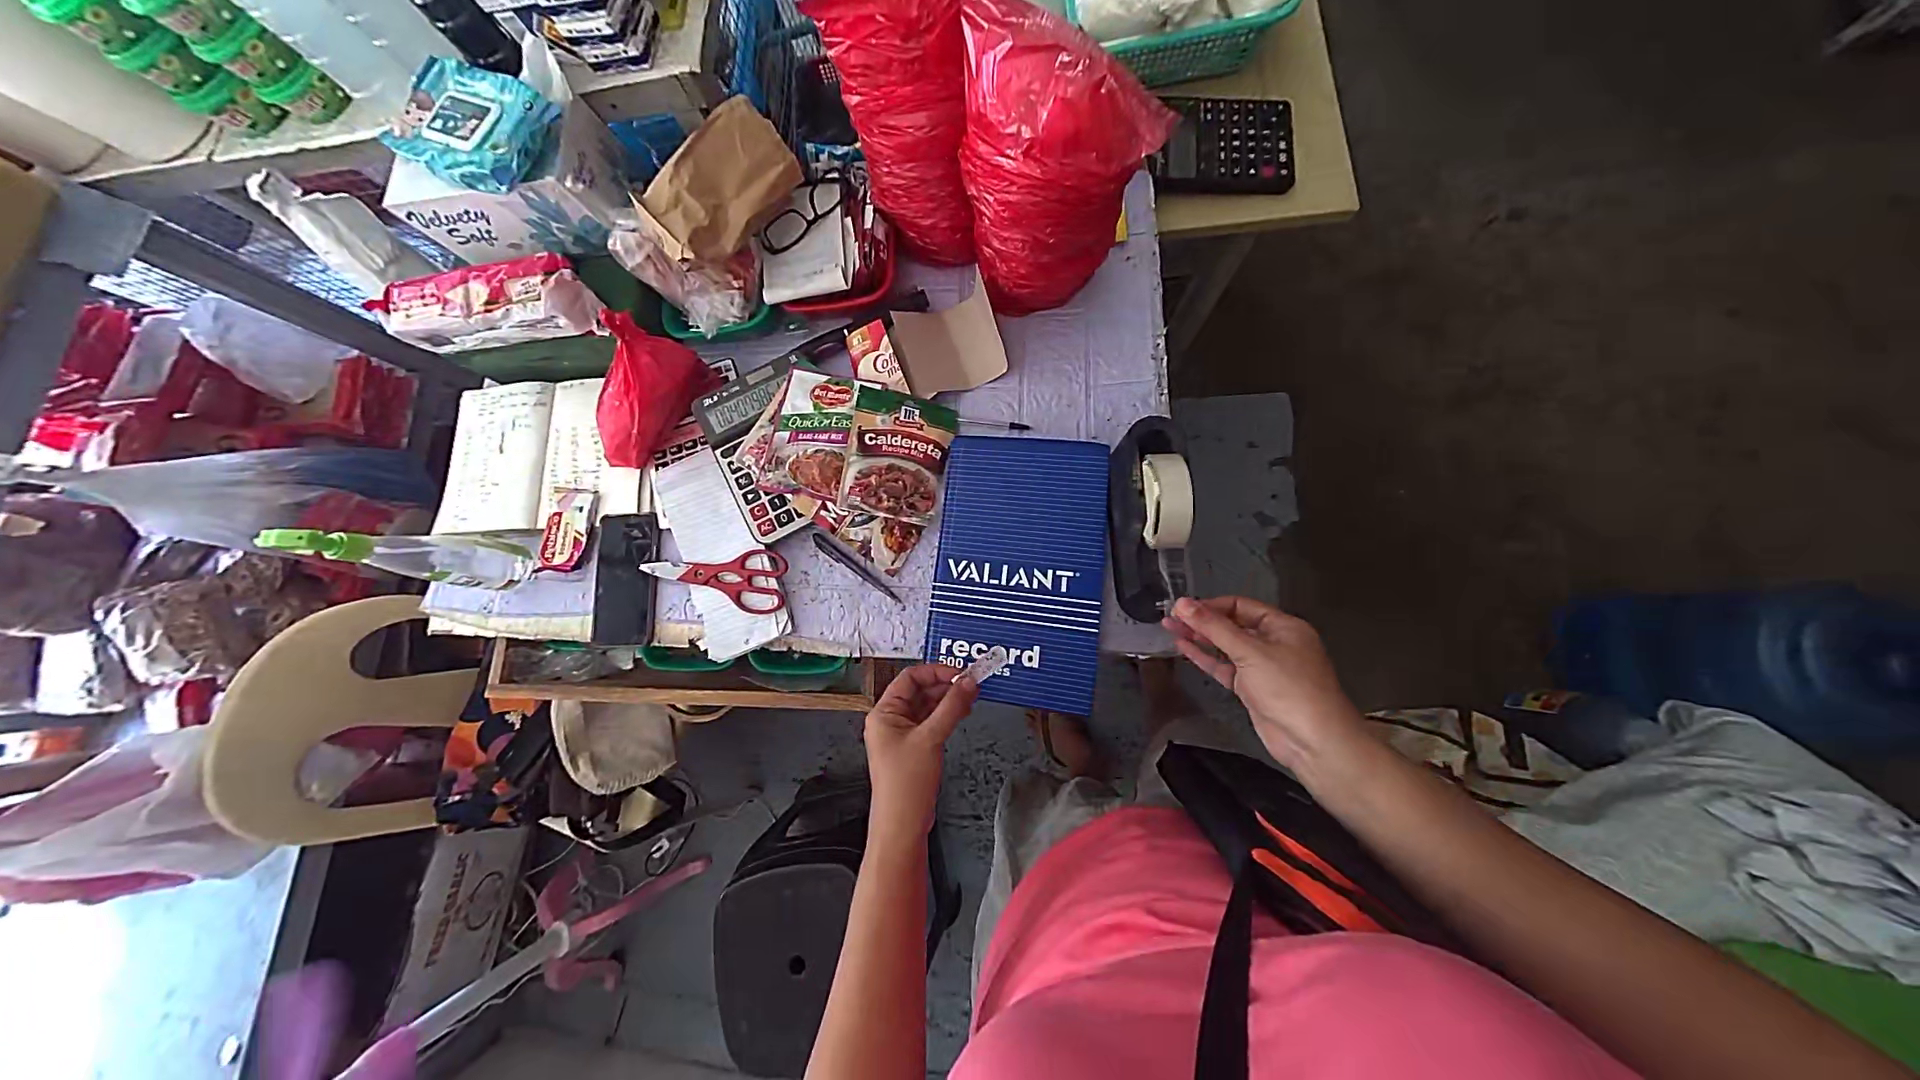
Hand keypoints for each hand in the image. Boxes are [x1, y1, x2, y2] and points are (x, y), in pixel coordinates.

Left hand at [863, 664, 978, 847]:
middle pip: (920, 690)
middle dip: (946, 685)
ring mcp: (903, 734)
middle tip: (970, 683)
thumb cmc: (903, 787)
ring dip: (948, 700)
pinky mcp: (915, 747)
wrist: (902, 824)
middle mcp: (890, 721)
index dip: (935, 671)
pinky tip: (962, 712)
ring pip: (928, 706)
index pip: (910, 677)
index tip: (959, 673)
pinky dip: (947, 714)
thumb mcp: (930, 738)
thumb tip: (966, 683)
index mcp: (883, 713)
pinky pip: (932, 721)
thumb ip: (951, 707)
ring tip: (970, 696)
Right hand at [1161, 596, 1363, 768]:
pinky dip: (1205, 658)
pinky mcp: (1252, 688)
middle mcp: (1274, 643)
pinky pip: (1225, 667)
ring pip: (1225, 646)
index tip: (1183, 607)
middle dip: (1202, 620)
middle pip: (1232, 625)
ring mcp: (1262, 667)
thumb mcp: (1250, 652)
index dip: (1210, 605)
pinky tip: (1185, 648)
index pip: (1240, 605)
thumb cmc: (1291, 690)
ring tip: (1171, 628)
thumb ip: (1214, 627)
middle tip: (1171, 616)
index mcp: (1283, 626)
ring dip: (1199, 638)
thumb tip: (1184, 604)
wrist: (1313, 741)